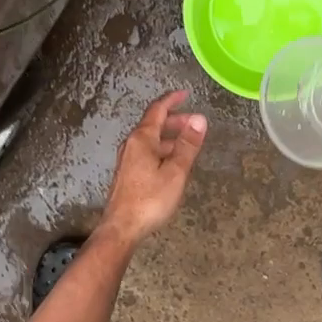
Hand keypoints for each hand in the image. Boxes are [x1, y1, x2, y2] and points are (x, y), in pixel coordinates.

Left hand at [99, 90, 207, 243]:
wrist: (121, 227)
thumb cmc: (150, 199)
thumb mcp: (175, 172)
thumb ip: (187, 145)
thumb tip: (200, 119)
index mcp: (142, 139)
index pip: (157, 110)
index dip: (172, 100)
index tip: (185, 94)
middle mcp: (131, 144)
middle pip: (153, 124)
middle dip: (175, 121)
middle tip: (194, 124)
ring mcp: (127, 159)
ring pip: (150, 140)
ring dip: (169, 138)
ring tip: (188, 144)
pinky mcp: (127, 174)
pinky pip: (147, 152)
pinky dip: (162, 150)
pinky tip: (172, 163)